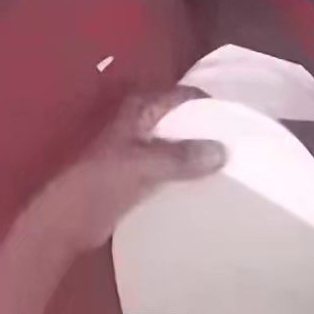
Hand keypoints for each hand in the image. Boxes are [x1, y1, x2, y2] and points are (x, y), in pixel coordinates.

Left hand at [25, 88, 226, 251]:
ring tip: (235, 166)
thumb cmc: (101, 180)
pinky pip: (174, 167)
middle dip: (208, 129)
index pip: (182, 97)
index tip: (240, 120)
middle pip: (182, 119)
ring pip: (179, 144)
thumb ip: (180, 157)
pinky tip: (211, 186)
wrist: (71, 217)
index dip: (208, 104)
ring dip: (200, 153)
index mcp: (141, 108)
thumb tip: (222, 149)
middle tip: (243, 145)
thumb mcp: (143, 165)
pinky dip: (190, 172)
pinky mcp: (142, 174)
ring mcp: (142, 148)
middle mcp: (144, 122)